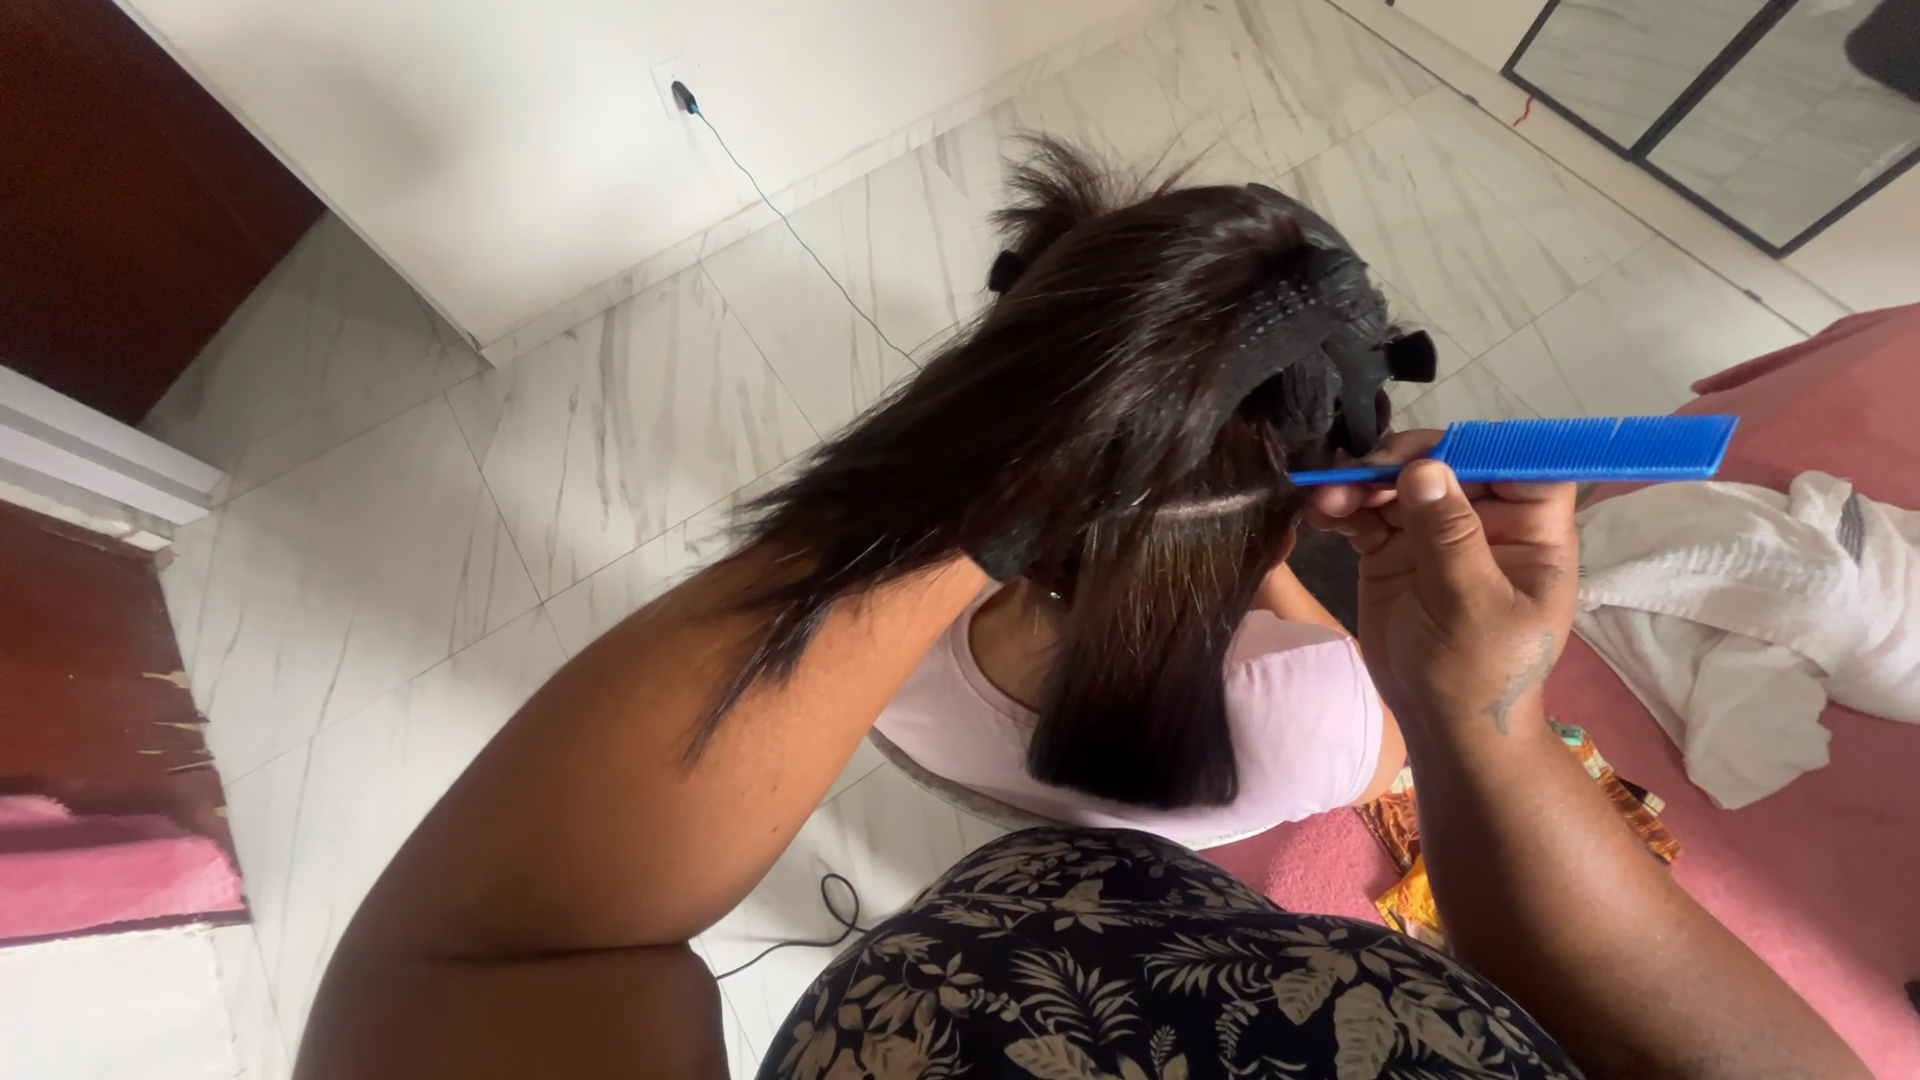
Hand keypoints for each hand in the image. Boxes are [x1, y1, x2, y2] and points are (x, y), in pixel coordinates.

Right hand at [1305, 431, 1578, 735]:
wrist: (1437, 720)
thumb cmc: (1477, 673)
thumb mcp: (1471, 606)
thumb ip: (1449, 537)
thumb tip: (1424, 469)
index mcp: (1528, 533)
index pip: (1517, 466)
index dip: (1476, 449)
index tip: (1422, 457)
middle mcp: (1481, 524)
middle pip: (1444, 467)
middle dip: (1396, 463)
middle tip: (1354, 474)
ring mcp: (1431, 536)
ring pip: (1395, 487)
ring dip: (1358, 486)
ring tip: (1325, 500)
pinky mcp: (1390, 552)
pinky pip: (1363, 516)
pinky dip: (1339, 510)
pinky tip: (1317, 514)